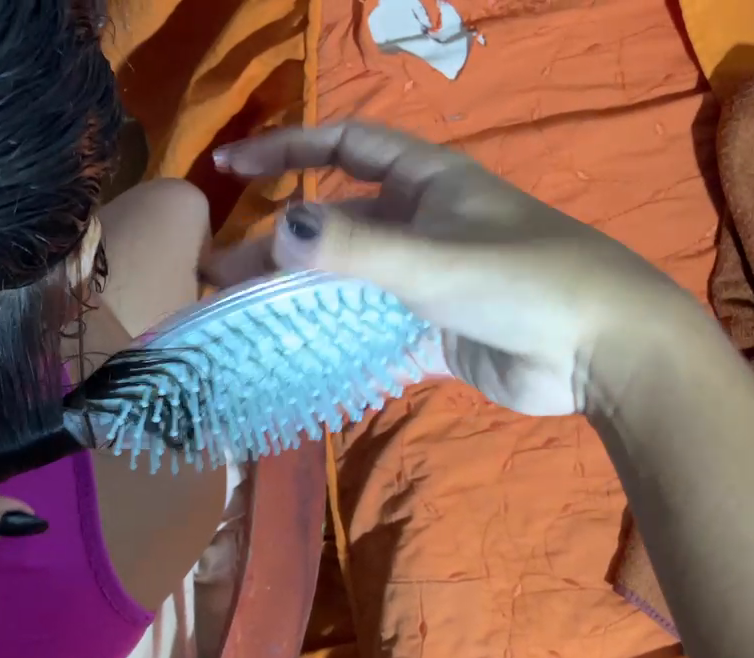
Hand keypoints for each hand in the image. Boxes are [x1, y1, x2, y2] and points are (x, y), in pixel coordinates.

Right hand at [202, 122, 718, 415]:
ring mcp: (413, 276)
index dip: (286, 149)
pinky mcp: (413, 323)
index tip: (228, 166)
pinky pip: (347, 320)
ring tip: (233, 311)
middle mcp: (415, 224)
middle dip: (269, 243)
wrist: (598, 354)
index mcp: (428, 185)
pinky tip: (275, 345)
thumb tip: (275, 229)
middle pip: (327, 224)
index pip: (346, 148)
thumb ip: (352, 248)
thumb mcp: (433, 260)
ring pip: (332, 276)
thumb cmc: (527, 285)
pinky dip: (312, 330)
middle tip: (213, 270)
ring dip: (284, 290)